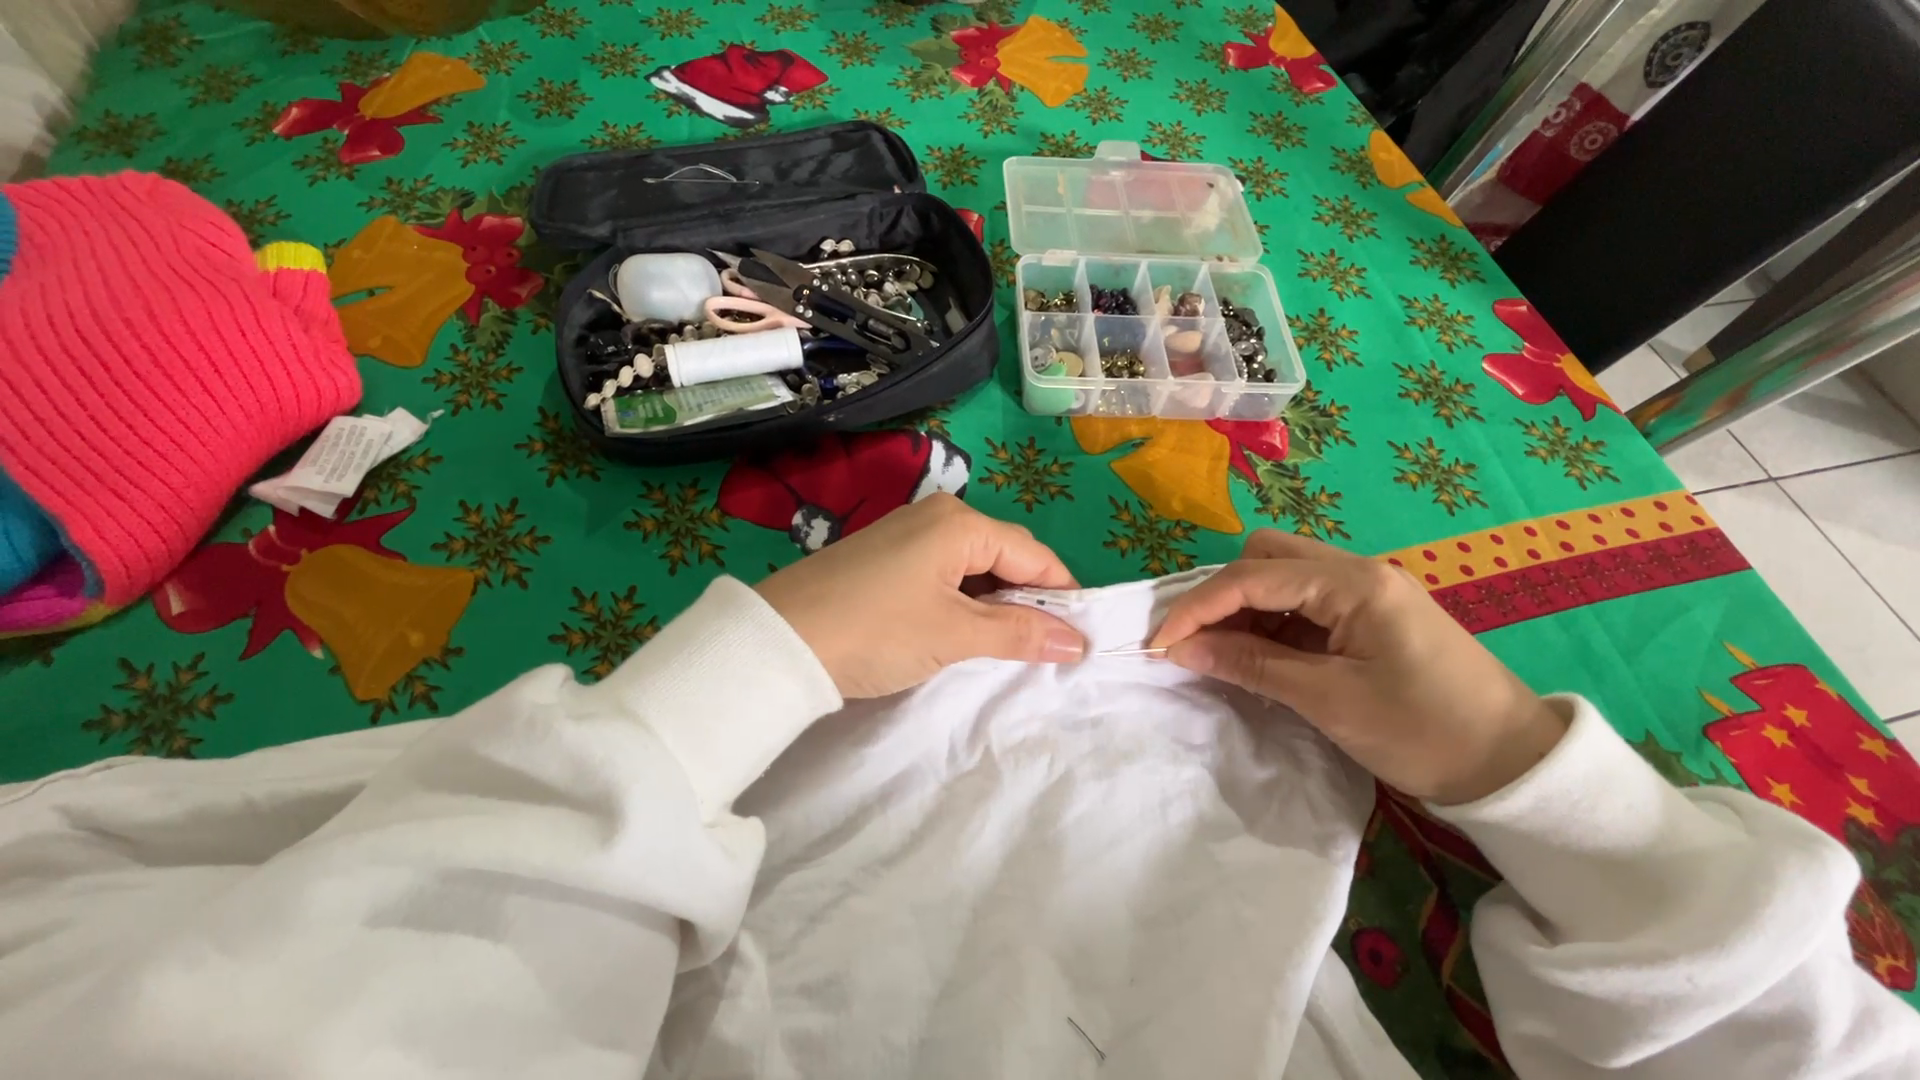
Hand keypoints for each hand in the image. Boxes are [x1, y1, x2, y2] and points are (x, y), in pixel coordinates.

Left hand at [754, 495, 1085, 697]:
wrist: (779, 641)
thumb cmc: (876, 631)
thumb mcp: (953, 634)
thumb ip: (1017, 634)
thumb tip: (1076, 641)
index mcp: (959, 523)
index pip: (1033, 554)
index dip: (1060, 595)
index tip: (1078, 638)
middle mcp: (936, 517)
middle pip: (1004, 556)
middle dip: (1026, 601)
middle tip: (1040, 650)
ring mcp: (906, 536)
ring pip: (973, 568)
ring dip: (993, 605)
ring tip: (1002, 648)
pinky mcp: (885, 559)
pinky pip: (943, 574)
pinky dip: (961, 602)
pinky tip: (960, 633)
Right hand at [1149, 531, 1567, 803]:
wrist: (1513, 767)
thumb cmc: (1423, 733)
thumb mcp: (1328, 701)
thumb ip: (1251, 666)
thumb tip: (1181, 648)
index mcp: (1353, 582)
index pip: (1251, 576)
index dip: (1196, 607)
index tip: (1157, 643)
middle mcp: (1356, 571)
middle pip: (1264, 556)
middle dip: (1219, 594)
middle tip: (1194, 643)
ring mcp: (1364, 591)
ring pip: (1281, 577)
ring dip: (1243, 610)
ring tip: (1219, 655)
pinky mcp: (1368, 616)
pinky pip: (1301, 604)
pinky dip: (1270, 626)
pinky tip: (1256, 658)